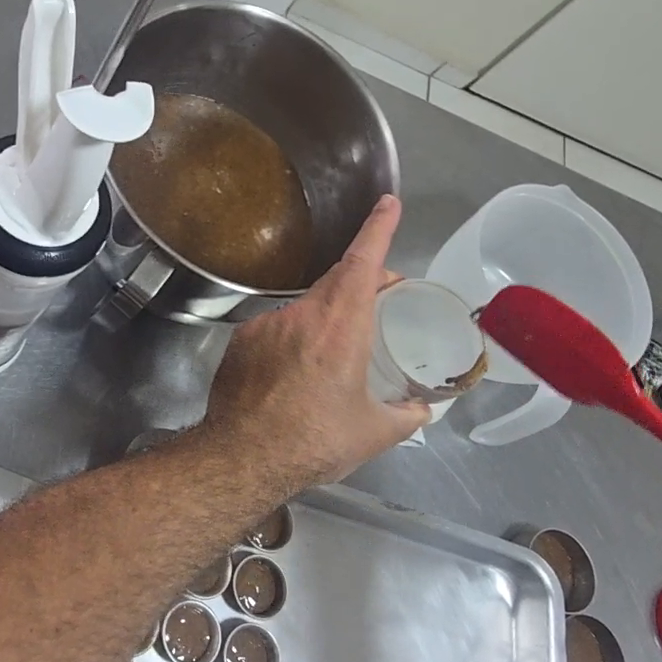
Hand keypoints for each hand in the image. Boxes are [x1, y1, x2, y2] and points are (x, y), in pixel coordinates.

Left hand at [199, 195, 428, 487]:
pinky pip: (275, 329)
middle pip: (335, 282)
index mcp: (340, 326)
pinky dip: (292, 338)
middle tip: (384, 296)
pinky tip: (294, 372)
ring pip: (303, 309)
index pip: (362, 262)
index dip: (378, 229)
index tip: (387, 203)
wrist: (242, 458)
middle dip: (363, 281)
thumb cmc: (314, 442)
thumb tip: (421, 409)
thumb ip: (406, 415)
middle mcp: (300, 315)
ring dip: (325, 319)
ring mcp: (264, 325)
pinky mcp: (240, 341)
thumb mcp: (374, 432)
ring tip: (335, 354)